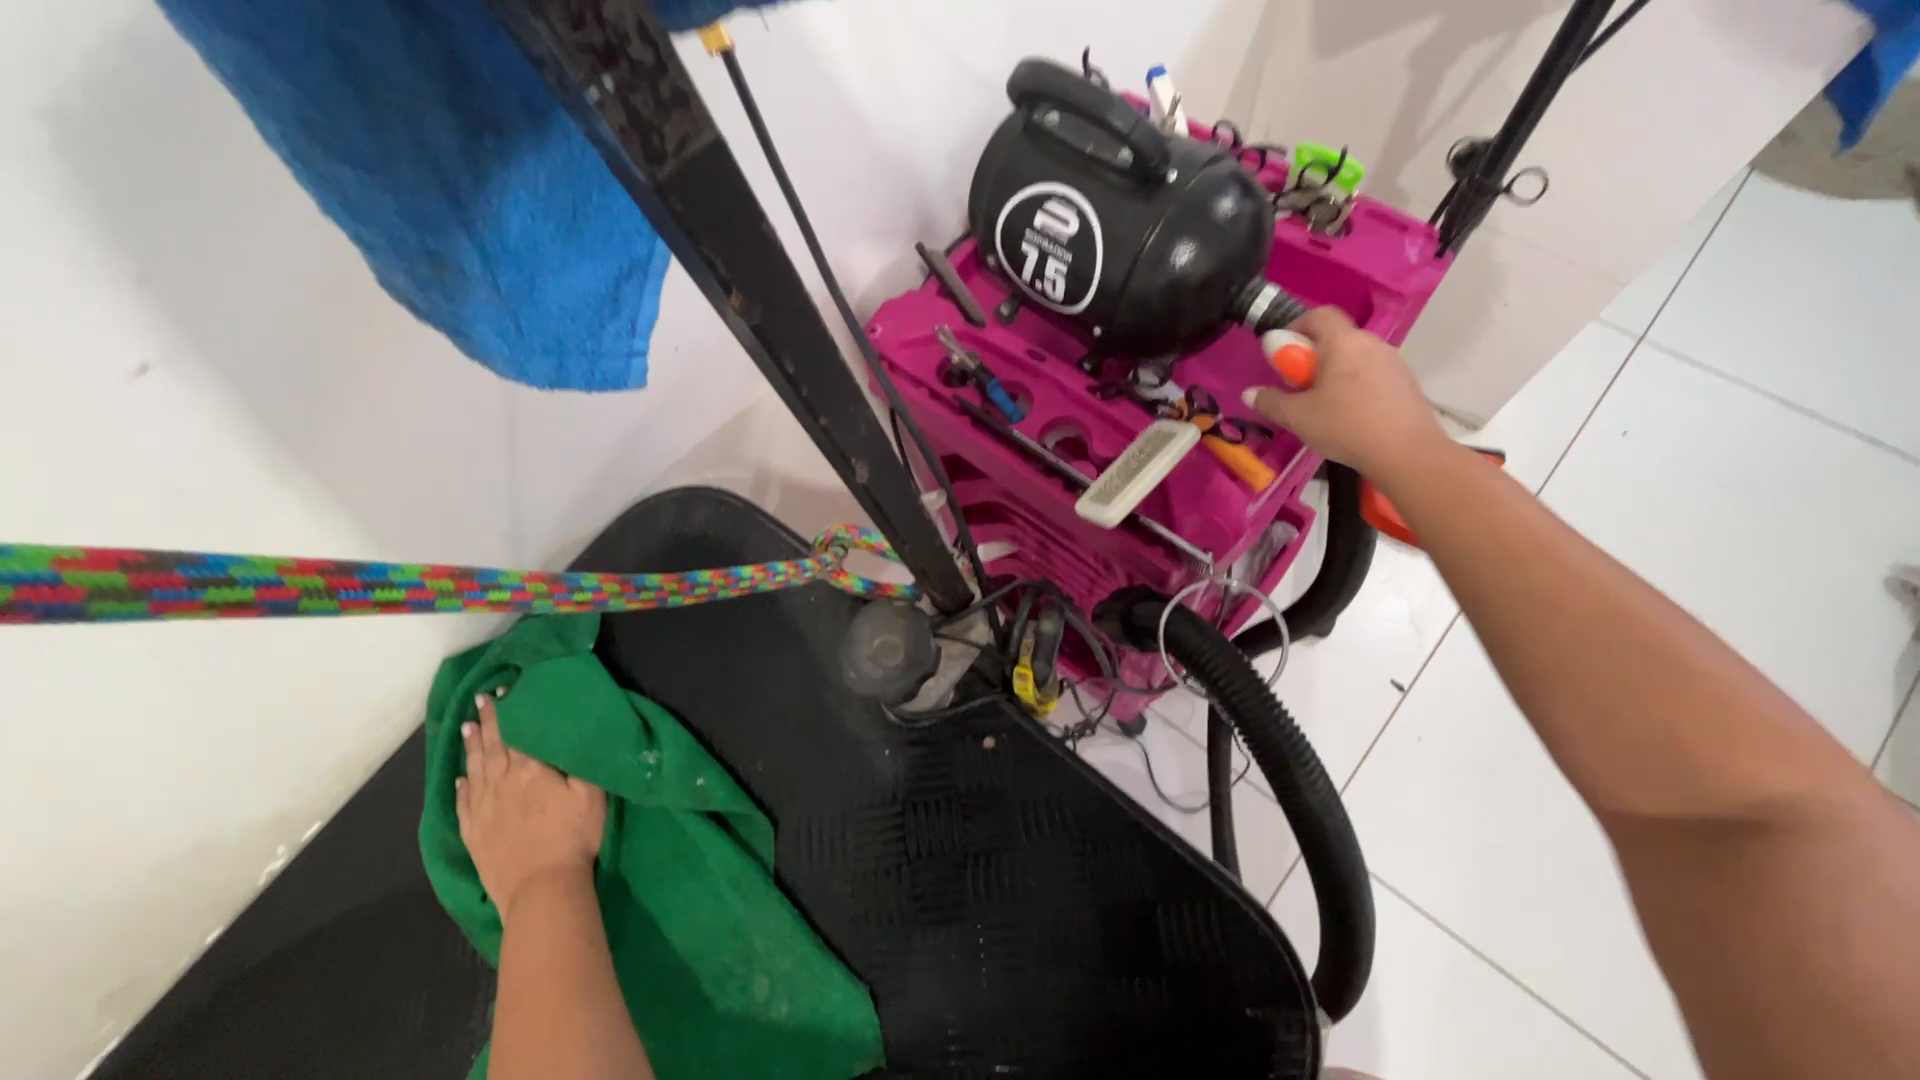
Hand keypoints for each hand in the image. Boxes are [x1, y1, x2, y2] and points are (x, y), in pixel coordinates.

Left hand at [457, 693, 606, 923]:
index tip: (502, 692)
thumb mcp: (592, 794)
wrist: (542, 887)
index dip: (509, 712)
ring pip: (475, 769)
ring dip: (471, 747)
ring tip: (467, 728)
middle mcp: (503, 783)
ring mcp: (484, 809)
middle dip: (488, 722)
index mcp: (532, 770)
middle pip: (493, 747)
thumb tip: (570, 735)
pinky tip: (461, 778)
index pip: (517, 734)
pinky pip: (464, 803)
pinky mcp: (474, 833)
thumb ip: (580, 762)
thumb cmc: (574, 837)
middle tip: (481, 700)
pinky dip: (462, 786)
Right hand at [1242, 306, 1446, 477]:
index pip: (1319, 315)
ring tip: (1325, 405)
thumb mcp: (1298, 417)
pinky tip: (1352, 415)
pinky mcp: (1406, 382)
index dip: (1296, 327)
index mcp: (1342, 342)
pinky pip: (1373, 374)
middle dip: (1314, 355)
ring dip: (1336, 372)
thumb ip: (1271, 402)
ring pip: (1356, 357)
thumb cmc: (1345, 426)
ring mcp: (1393, 361)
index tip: (1283, 353)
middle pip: (1337, 337)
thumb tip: (1249, 393)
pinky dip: (1357, 385)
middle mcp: (1370, 343)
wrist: (1406, 451)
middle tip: (1299, 386)